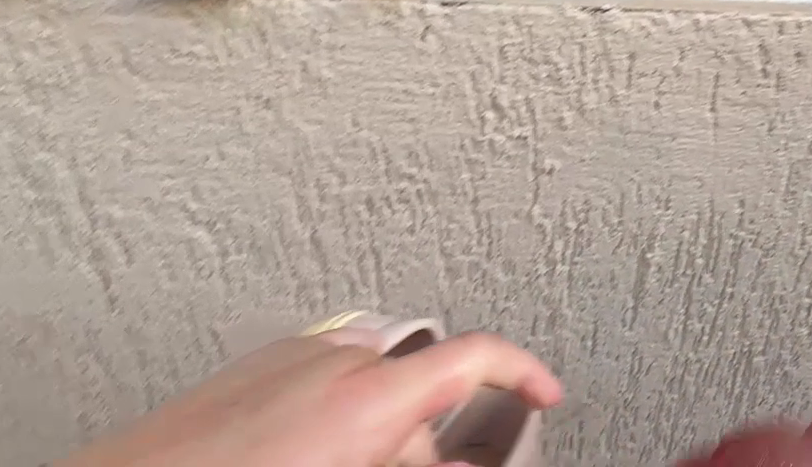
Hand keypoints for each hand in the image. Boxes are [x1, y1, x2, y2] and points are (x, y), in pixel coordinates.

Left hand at [53, 328, 562, 466]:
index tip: (546, 392)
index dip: (524, 372)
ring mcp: (296, 355)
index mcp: (365, 396)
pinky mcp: (264, 363)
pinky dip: (340, 424)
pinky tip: (309, 457)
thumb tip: (448, 456)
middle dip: (427, 450)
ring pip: (374, 395)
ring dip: (379, 442)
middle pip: (420, 395)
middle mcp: (337, 359)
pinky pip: (330, 386)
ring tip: (348, 465)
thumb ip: (409, 459)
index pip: (474, 357)